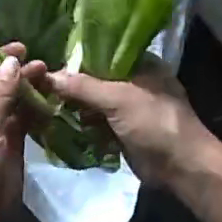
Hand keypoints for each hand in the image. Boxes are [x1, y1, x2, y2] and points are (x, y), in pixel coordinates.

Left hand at [0, 38, 45, 221]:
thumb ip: (0, 92)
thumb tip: (12, 60)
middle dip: (1, 59)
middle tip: (24, 48)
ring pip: (6, 92)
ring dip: (21, 79)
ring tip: (43, 68)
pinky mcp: (10, 136)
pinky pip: (21, 112)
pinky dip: (33, 100)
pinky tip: (49, 89)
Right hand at [45, 58, 213, 189]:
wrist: (181, 166)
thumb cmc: (155, 123)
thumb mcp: (118, 98)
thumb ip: (83, 87)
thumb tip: (47, 76)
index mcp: (142, 65)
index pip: (103, 54)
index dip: (77, 58)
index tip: (48, 62)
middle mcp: (135, 83)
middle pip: (96, 80)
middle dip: (72, 85)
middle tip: (39, 85)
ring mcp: (129, 109)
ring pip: (95, 103)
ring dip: (74, 107)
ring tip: (41, 104)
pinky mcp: (123, 132)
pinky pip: (97, 124)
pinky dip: (81, 125)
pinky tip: (56, 124)